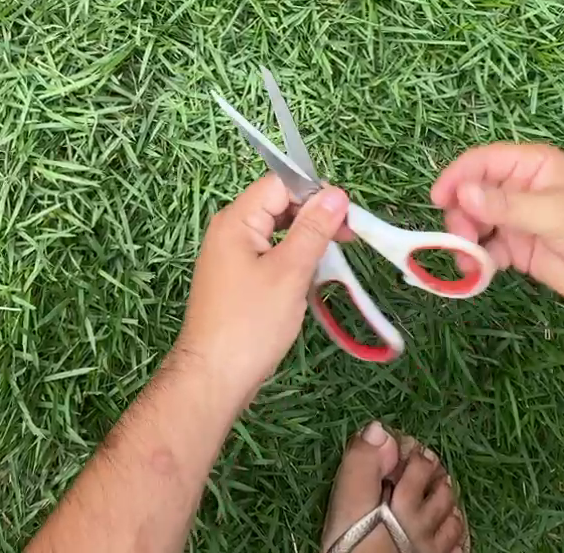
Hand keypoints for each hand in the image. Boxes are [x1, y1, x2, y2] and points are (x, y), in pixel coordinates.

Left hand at [173, 175, 349, 397]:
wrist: (213, 377)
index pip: (279, 185)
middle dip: (314, 218)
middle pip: (278, 206)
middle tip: (350, 237)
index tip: (346, 215)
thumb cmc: (251, 321)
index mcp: (236, 219)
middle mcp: (229, 230)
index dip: (314, 193)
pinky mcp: (236, 279)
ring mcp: (230, 255)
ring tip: (335, 259)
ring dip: (306, 241)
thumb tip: (336, 193)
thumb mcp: (290, 271)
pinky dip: (292, 261)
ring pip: (276, 233)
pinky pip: (269, 255)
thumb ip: (313, 229)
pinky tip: (311, 278)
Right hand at [429, 143, 563, 315]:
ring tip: (470, 261)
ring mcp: (517, 219)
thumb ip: (507, 206)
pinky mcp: (518, 248)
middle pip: (472, 192)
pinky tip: (479, 272)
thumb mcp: (556, 215)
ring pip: (474, 221)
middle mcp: (519, 188)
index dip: (458, 176)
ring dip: (465, 239)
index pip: (482, 161)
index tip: (439, 199)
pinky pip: (486, 248)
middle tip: (461, 238)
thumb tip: (462, 194)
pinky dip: (477, 258)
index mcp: (531, 165)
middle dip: (461, 214)